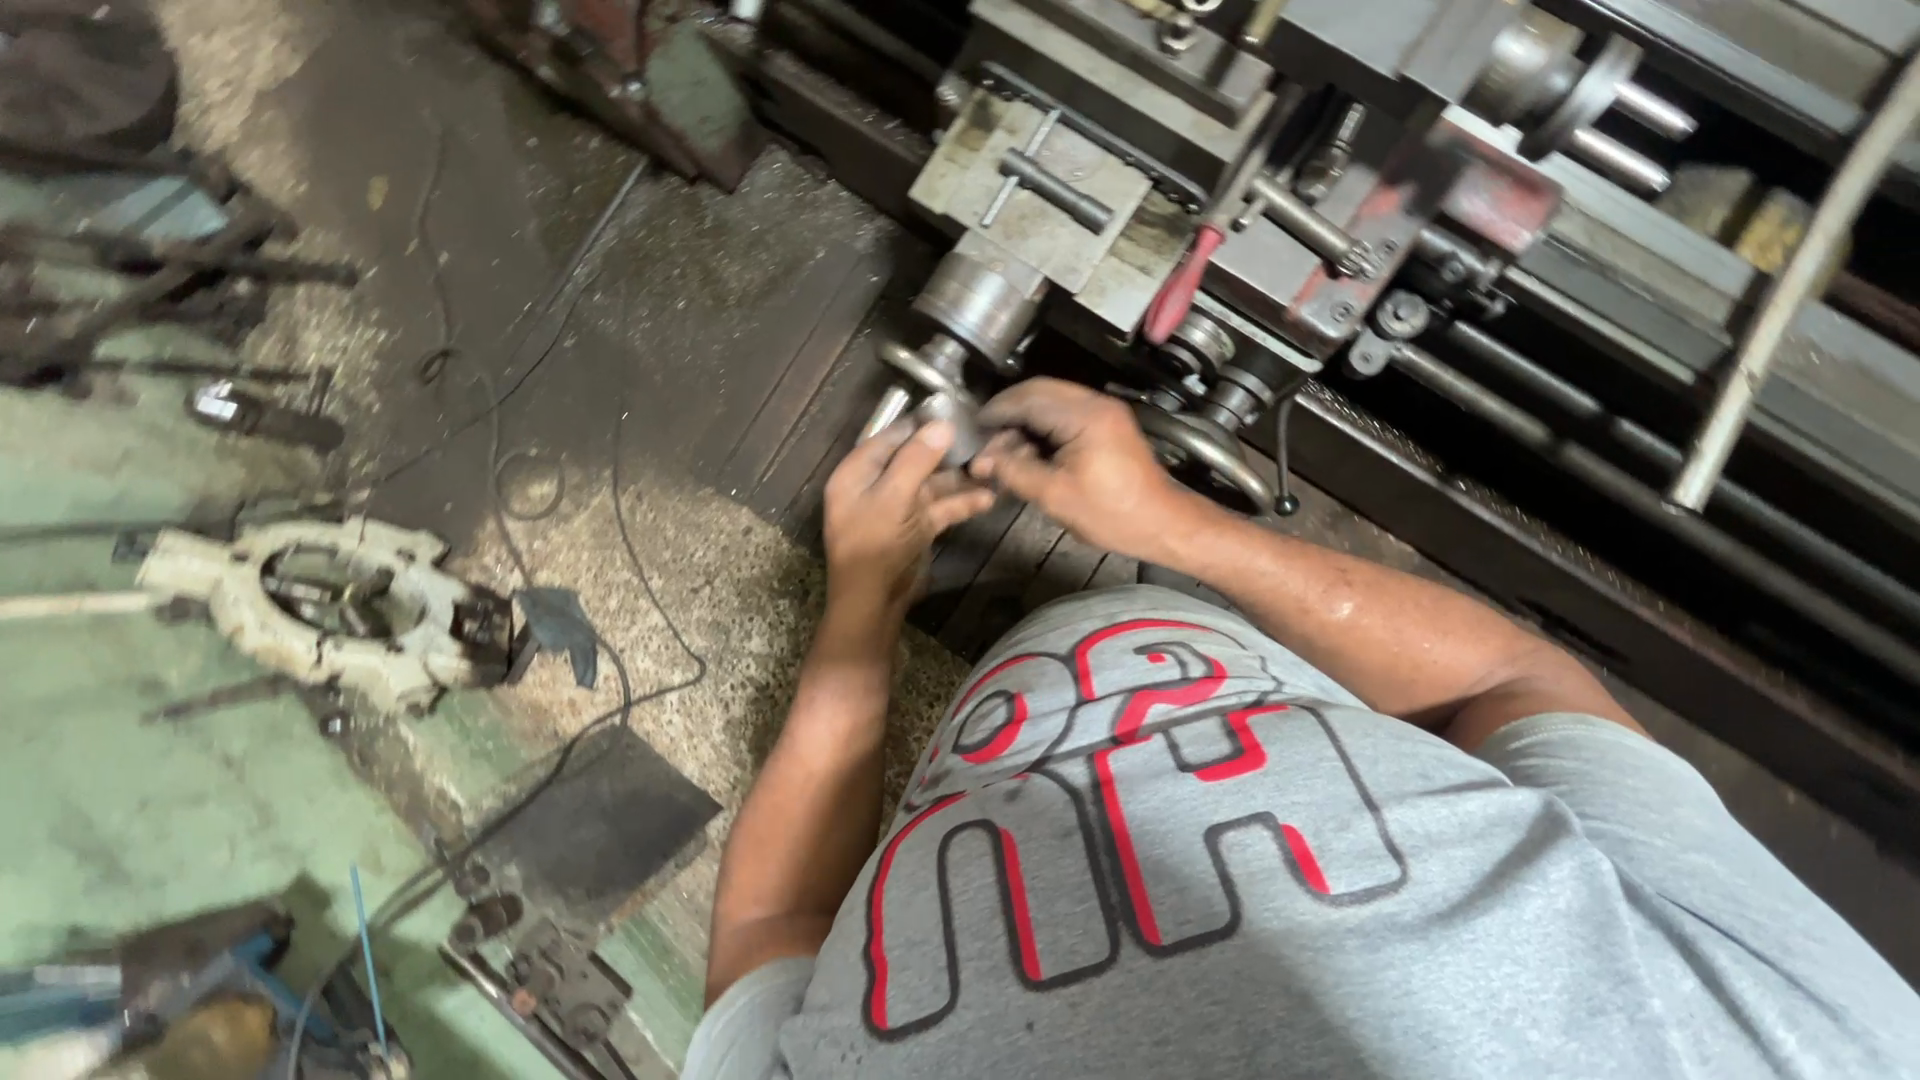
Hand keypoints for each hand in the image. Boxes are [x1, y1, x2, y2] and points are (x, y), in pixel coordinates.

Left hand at [824, 419, 995, 616]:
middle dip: (947, 451)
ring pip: (932, 484)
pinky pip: (940, 508)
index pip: (890, 437)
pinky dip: (961, 503)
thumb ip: (917, 459)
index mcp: (857, 472)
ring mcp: (898, 507)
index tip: (954, 412)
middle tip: (982, 437)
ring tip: (993, 467)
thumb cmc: (875, 544)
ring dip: (960, 478)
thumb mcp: (893, 497)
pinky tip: (988, 498)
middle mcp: (877, 485)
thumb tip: (942, 425)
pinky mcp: (916, 527)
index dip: (920, 425)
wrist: (875, 601)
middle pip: (914, 458)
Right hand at [969, 378, 1209, 560]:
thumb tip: (982, 462)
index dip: (996, 411)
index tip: (974, 427)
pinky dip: (1043, 426)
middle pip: (1040, 392)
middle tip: (985, 437)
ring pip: (1052, 401)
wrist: (1162, 523)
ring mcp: (1105, 412)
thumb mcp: (1055, 496)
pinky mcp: (1108, 425)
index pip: (1028, 399)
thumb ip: (1015, 472)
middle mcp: (1096, 404)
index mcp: (1084, 417)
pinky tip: (1028, 451)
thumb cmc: (1111, 514)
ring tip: (1002, 450)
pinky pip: (1066, 414)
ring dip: (1025, 420)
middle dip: (1008, 411)